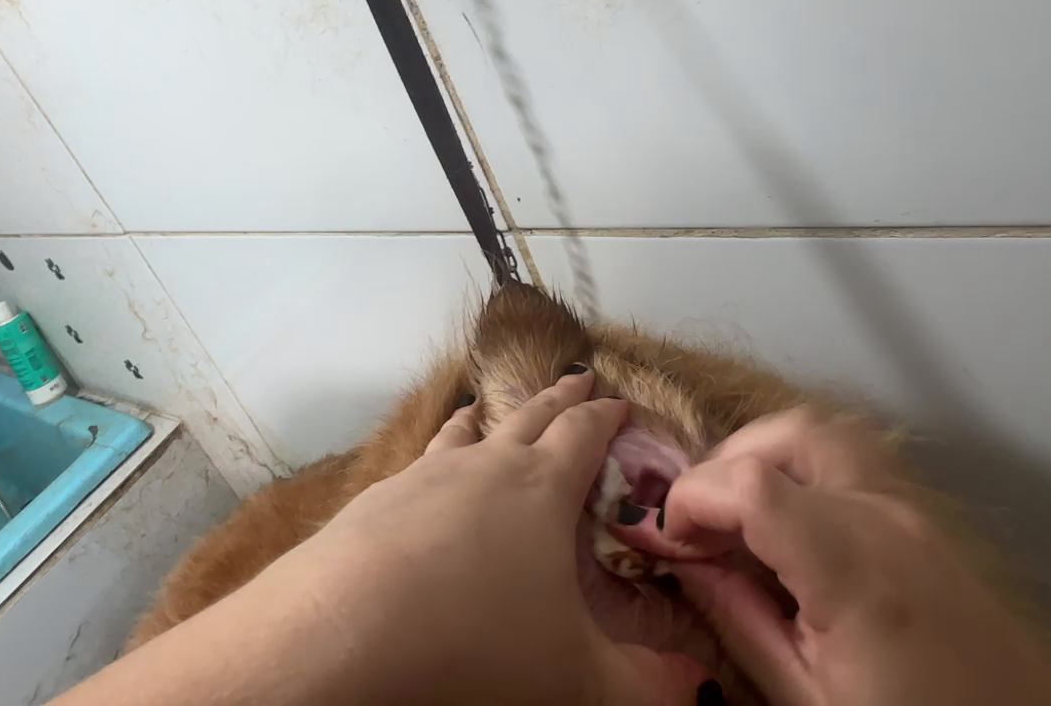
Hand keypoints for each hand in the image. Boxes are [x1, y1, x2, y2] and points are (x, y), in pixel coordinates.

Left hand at [274, 368, 709, 703]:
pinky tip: (429, 468)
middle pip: (531, 416)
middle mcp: (484, 465)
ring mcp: (426, 474)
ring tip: (488, 404)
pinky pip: (421, 459)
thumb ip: (647, 681)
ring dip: (488, 415)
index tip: (618, 400)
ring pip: (468, 430)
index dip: (605, 416)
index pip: (583, 435)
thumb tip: (702, 685)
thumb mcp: (579, 677)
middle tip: (578, 376)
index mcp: (540, 488)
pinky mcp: (380, 496)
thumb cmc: (478, 643)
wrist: (349, 629)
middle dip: (560, 397)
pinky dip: (437, 452)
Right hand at [617, 408, 1050, 705]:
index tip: (674, 540)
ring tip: (742, 505)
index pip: (751, 484)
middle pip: (789, 433)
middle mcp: (885, 521)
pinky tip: (790, 516)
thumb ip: (739, 619)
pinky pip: (852, 458)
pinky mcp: (923, 519)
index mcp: (856, 572)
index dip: (693, 497)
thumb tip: (686, 563)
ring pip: (824, 430)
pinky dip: (802, 462)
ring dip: (766, 451)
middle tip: (705, 519)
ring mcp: (913, 513)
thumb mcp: (810, 700)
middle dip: (726, 462)